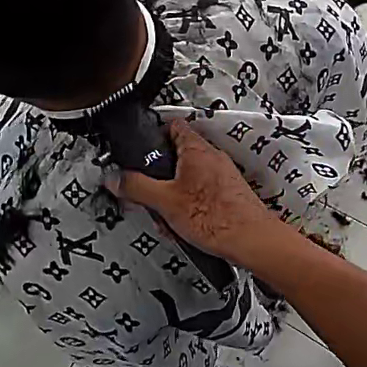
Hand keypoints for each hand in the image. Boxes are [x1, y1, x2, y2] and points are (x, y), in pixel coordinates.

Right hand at [106, 119, 290, 263]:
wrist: (251, 240)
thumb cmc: (217, 218)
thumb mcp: (164, 201)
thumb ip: (136, 187)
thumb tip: (116, 178)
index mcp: (197, 150)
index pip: (172, 126)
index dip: (153, 136)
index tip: (140, 151)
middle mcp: (212, 158)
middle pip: (176, 158)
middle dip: (159, 180)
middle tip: (151, 197)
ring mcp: (222, 176)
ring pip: (186, 181)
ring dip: (172, 199)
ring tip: (169, 219)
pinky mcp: (227, 195)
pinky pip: (200, 196)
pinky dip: (188, 209)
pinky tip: (185, 227)